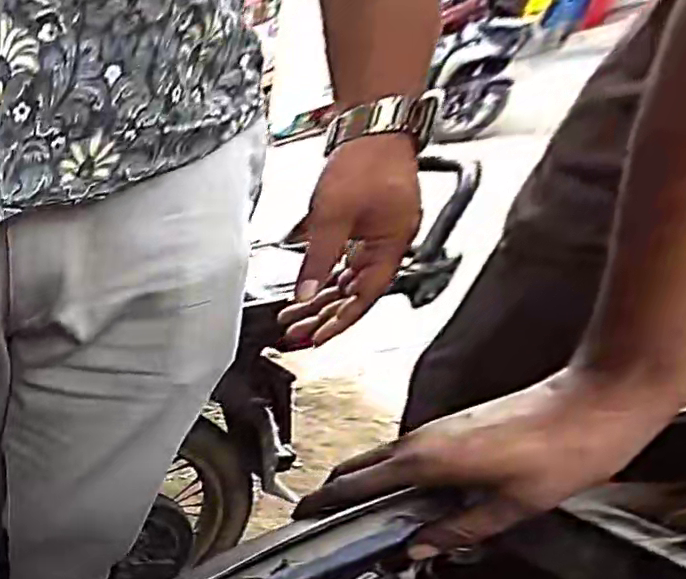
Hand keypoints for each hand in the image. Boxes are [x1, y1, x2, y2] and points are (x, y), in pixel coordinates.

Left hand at [278, 136, 422, 347]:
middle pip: (356, 293)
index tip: (316, 337)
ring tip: (291, 317)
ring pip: (347, 281)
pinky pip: (344, 265)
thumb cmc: (361, 166)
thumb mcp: (330, 220)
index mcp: (393, 242)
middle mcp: (389, 242)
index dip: (341, 320)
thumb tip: (304, 294)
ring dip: (320, 300)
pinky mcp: (364, 229)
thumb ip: (317, 260)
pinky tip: (304, 293)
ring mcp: (377, 236)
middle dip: (324, 315)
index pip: (366, 296)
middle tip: (294, 332)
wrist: (369, 133)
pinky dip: (324, 280)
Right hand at [294, 367, 685, 554]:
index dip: (319, 503)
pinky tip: (411, 486)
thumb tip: (420, 549)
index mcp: (419, 465)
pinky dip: (389, 470)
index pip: (348, 487)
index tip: (301, 515)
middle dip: (331, 491)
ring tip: (366, 504)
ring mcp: (429, 431)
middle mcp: (414, 444)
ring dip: (361, 480)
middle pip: (351, 469)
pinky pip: (400, 451)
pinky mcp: (446, 426)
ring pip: (374, 459)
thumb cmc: (569, 445)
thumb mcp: (518, 503)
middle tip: (323, 512)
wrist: (604, 396)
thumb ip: (461, 530)